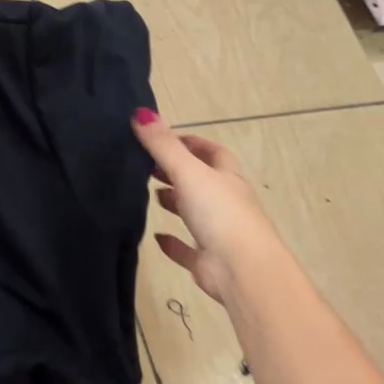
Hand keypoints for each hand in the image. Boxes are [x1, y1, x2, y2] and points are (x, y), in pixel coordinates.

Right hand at [132, 108, 284, 302]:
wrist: (243, 271)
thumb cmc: (220, 214)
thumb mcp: (188, 171)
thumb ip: (162, 144)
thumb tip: (140, 112)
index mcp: (228, 179)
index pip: (213, 152)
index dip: (191, 142)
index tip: (162, 137)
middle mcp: (226, 202)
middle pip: (202, 180)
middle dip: (177, 170)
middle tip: (145, 163)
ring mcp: (218, 232)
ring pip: (195, 211)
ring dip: (174, 201)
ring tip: (148, 193)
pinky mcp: (206, 259)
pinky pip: (186, 246)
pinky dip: (171, 240)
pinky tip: (156, 236)